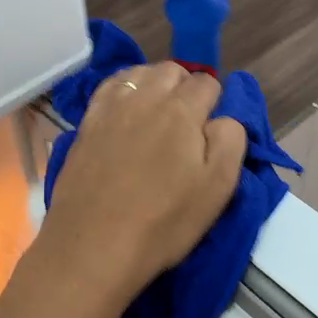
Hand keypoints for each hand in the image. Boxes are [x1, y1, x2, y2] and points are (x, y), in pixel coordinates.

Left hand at [40, 63, 246, 300]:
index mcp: (182, 110)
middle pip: (172, 70)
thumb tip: (224, 117)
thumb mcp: (218, 187)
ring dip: (155, 85)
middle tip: (188, 126)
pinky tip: (126, 111)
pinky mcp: (86, 123)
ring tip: (158, 116)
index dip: (215, 104)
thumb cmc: (164, 222)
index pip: (208, 83)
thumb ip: (230, 140)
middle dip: (185, 87)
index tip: (211, 133)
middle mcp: (146, 97)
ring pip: (140, 73)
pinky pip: (110, 87)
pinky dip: (125, 89)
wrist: (93, 246)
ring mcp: (111, 107)